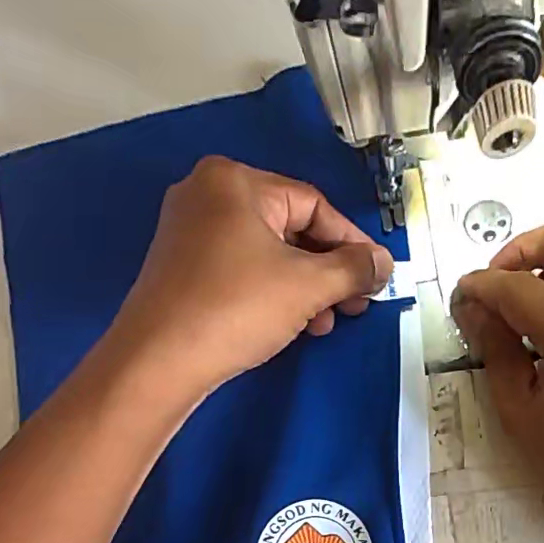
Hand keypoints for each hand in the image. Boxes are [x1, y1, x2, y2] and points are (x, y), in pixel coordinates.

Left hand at [111, 156, 392, 393]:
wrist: (160, 360)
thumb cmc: (234, 309)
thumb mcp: (307, 286)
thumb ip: (353, 269)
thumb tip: (383, 263)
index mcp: (235, 182)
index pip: (314, 205)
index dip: (352, 242)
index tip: (376, 274)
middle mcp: (208, 196)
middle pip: (290, 229)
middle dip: (328, 271)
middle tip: (355, 303)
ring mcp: (190, 232)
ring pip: (268, 254)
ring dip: (305, 288)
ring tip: (325, 322)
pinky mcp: (183, 268)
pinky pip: (243, 271)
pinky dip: (273, 293)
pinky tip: (294, 323)